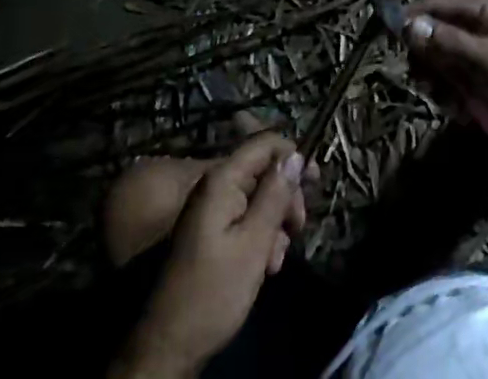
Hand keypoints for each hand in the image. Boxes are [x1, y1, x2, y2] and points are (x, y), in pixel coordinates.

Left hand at [111, 133, 305, 378]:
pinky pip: (245, 219)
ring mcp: (211, 210)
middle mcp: (214, 187)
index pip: (264, 143)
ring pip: (258, 198)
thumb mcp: (254, 242)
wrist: (172, 343)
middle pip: (263, 171)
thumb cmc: (215, 290)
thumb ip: (275, 195)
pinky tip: (265, 265)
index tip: (315, 181)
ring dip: (275, 224)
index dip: (292, 155)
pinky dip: (261, 237)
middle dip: (285, 198)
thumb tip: (295, 155)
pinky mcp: (212, 231)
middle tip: (297, 229)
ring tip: (277, 259)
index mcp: (221, 181)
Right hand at [404, 0, 487, 133]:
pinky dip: (457, 95)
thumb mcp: (485, 60)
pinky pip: (460, 78)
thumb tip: (408, 25)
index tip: (394, 42)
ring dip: (443, 85)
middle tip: (428, 87)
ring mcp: (484, 48)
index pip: (436, 4)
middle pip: (436, 35)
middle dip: (429, 63)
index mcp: (482, 10)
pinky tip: (466, 112)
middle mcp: (480, 23)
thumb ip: (446, 42)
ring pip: (444, 61)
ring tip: (455, 107)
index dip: (413, 19)